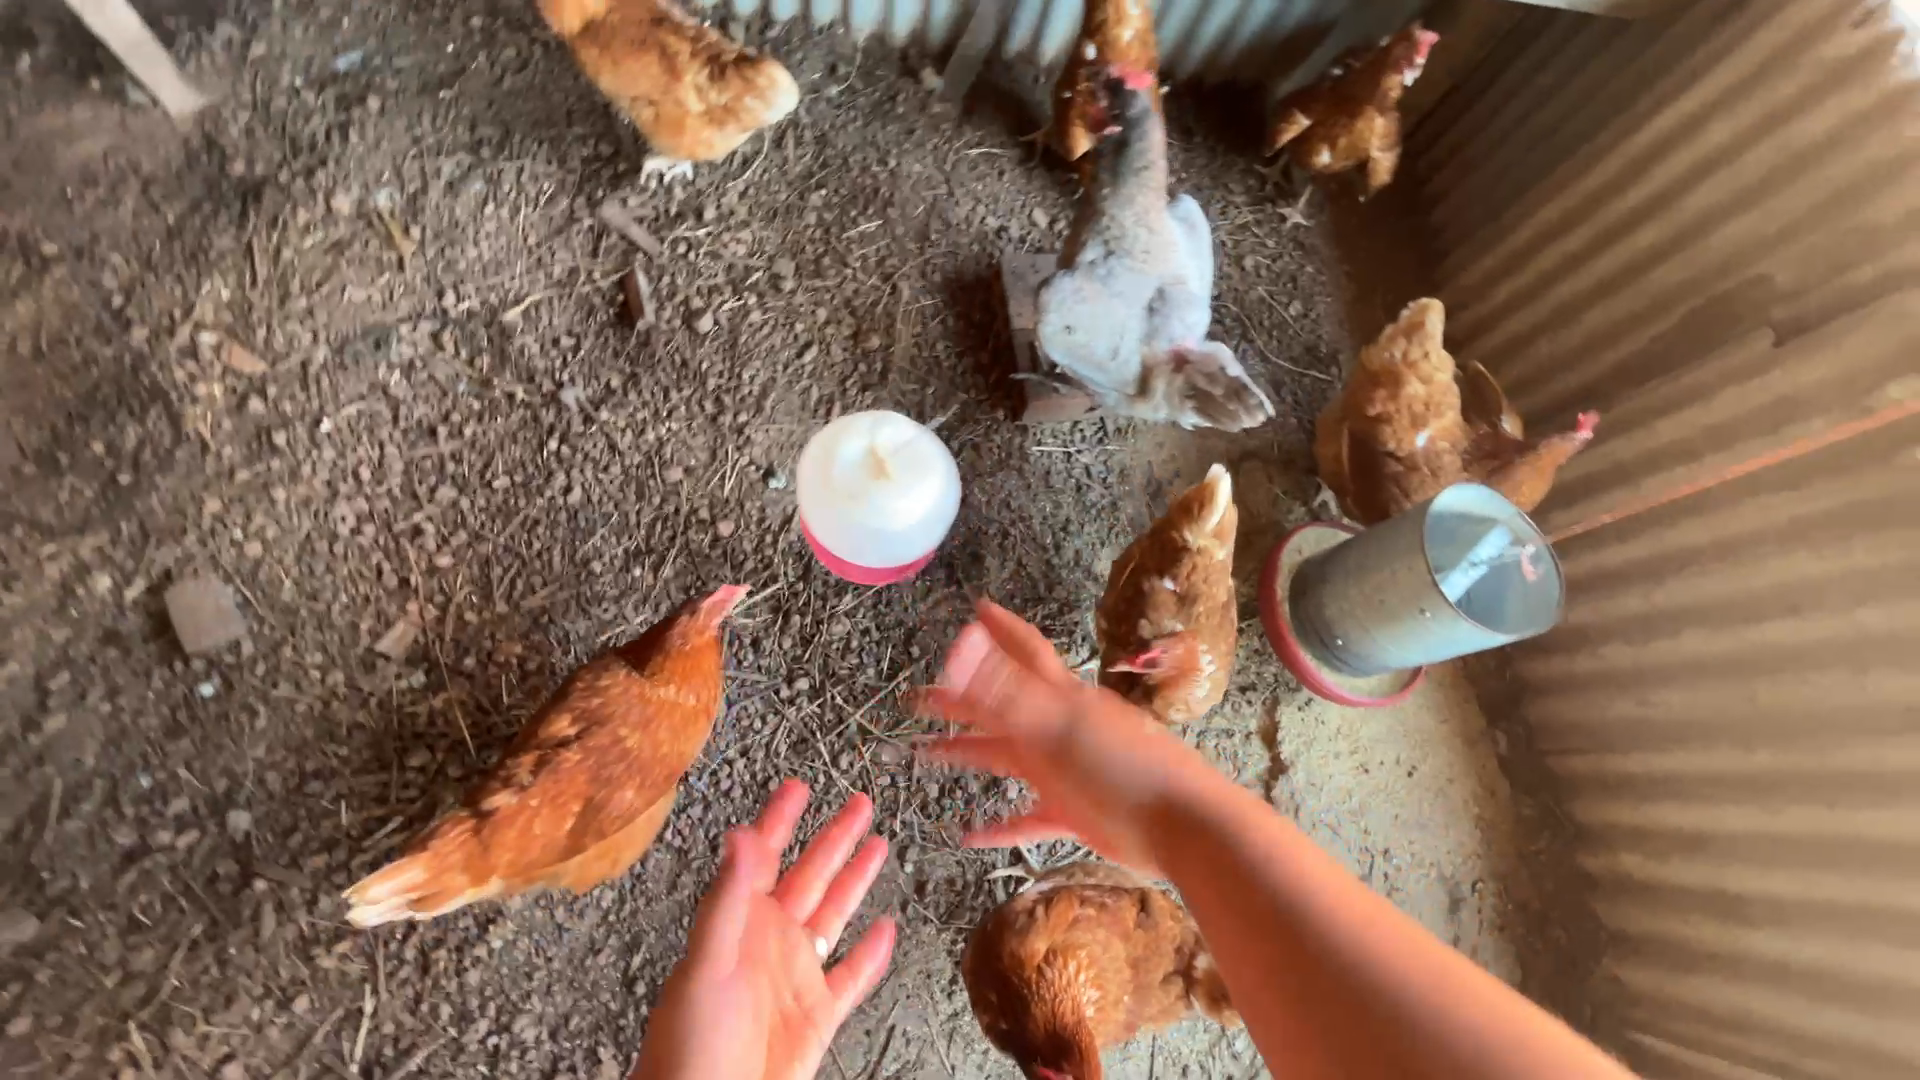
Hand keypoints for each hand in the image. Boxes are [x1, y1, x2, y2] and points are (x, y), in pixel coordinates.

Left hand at [632, 781, 895, 1079]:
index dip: (781, 818)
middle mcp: (771, 940)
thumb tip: (740, 835)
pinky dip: (872, 953)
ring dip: (856, 879)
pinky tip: (887, 929)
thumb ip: (727, 898)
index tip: (798, 787)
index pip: (765, 854)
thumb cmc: (687, 1049)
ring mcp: (796, 975)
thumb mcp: (705, 963)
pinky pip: (852, 976)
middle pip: (812, 874)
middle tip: (858, 802)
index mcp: (742, 921)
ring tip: (876, 844)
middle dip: (834, 836)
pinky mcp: (817, 1014)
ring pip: (835, 913)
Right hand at [917, 599, 1209, 873]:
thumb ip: (1006, 689)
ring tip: (924, 751)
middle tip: (920, 696)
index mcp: (1058, 696)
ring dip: (967, 752)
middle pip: (1000, 705)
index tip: (976, 608)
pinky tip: (968, 834)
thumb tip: (963, 643)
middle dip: (960, 697)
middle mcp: (1057, 726)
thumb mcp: (1057, 723)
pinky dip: (998, 825)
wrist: (1184, 825)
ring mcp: (1063, 770)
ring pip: (1004, 756)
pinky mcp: (1072, 812)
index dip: (1000, 628)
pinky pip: (1026, 818)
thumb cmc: (1122, 765)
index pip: (1023, 649)